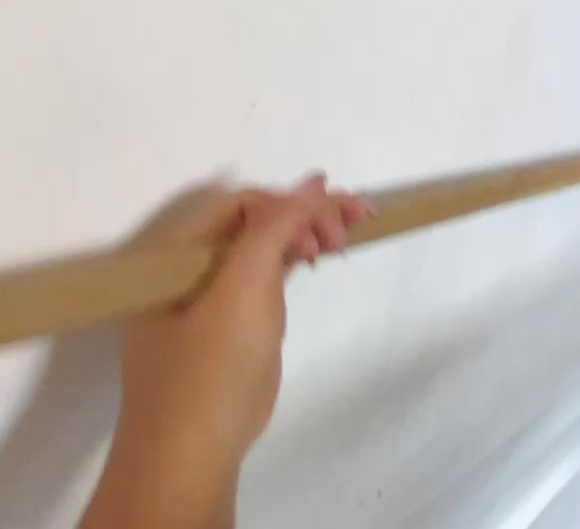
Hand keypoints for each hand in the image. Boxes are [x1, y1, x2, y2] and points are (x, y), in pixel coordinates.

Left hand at [80, 174, 371, 528]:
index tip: (333, 222)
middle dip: (310, 214)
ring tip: (352, 234)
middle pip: (258, 219)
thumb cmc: (213, 362)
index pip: (238, 204)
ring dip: (312, 230)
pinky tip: (325, 255)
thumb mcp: (242, 288)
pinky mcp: (236, 314)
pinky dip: (301, 254)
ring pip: (269, 241)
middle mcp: (190, 270)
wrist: (197, 445)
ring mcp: (212, 293)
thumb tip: (316, 180)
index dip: (289, 203)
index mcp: (173, 260)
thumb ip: (275, 227)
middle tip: (359, 221)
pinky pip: (270, 267)